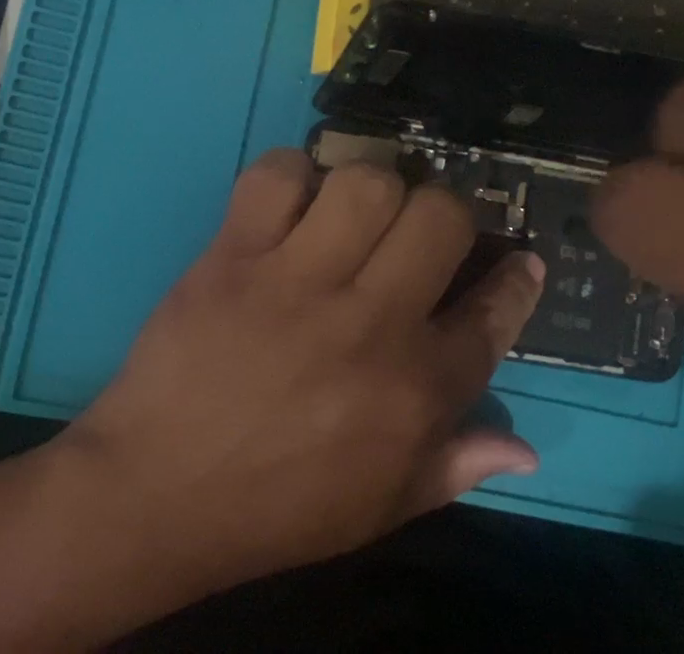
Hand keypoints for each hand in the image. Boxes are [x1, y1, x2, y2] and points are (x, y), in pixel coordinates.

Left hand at [60, 150, 545, 591]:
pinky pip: (275, 177)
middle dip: (443, 214)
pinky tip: (288, 205)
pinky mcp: (234, 256)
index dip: (514, 276)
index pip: (494, 310)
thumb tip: (525, 449)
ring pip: (367, 184)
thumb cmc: (277, 508)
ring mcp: (298, 281)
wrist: (158, 493)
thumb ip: (457, 467)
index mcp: (418, 390)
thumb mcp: (382, 508)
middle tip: (415, 234)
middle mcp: (370, 322)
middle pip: (439, 218)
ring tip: (352, 214)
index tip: (514, 258)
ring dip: (371, 188)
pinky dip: (289, 175)